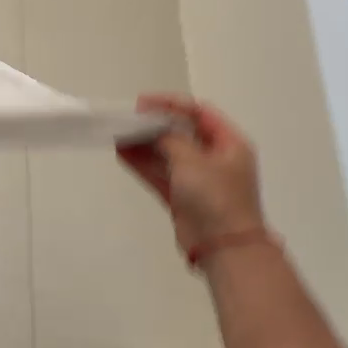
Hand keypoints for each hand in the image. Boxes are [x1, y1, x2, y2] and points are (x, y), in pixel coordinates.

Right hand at [117, 93, 265, 254]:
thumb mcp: (193, 161)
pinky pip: (159, 172)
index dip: (171, 104)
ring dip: (143, 144)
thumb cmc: (215, 197)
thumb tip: (154, 127)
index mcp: (229, 144)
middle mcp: (215, 157)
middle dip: (154, 124)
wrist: (222, 245)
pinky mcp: (181, 194)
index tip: (143, 102)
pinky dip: (142, 163)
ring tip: (118, 134)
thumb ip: (171, 139)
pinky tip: (121, 153)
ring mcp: (197, 177)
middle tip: (128, 118)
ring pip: (166, 153)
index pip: (200, 113)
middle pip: (181, 132)